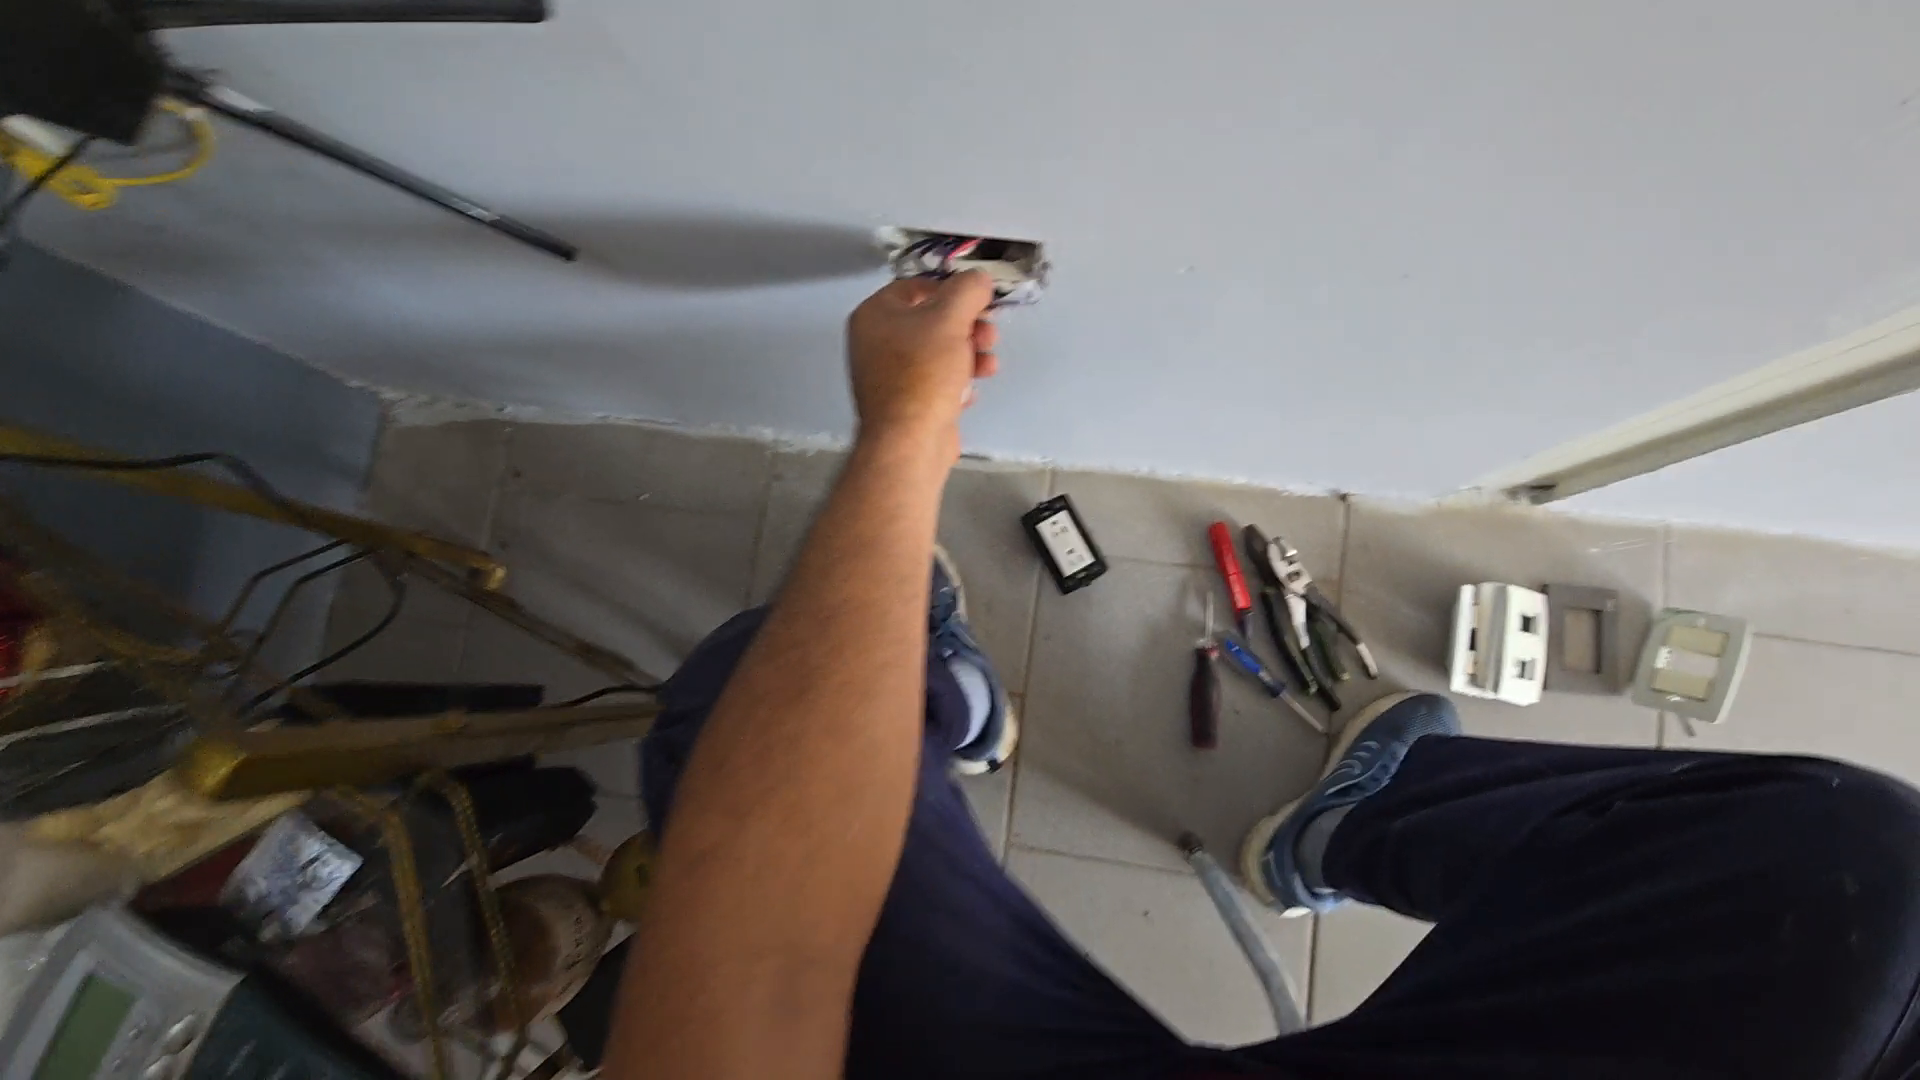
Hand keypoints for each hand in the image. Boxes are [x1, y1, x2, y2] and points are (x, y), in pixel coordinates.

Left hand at [845, 271, 999, 456]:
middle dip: (967, 326)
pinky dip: (957, 382)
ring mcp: (890, 376)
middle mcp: (875, 344)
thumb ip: (968, 290)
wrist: (910, 441)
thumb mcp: (951, 319)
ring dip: (969, 354)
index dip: (951, 290)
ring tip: (988, 365)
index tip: (978, 299)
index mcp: (874, 316)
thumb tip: (979, 279)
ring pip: (938, 353)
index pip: (915, 287)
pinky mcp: (906, 404)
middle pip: (930, 322)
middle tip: (988, 334)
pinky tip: (971, 391)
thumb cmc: (922, 375)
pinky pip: (936, 383)